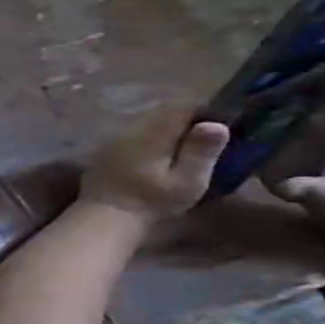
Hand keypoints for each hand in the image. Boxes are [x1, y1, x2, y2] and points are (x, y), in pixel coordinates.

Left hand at [79, 108, 229, 219]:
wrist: (104, 215)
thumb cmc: (151, 201)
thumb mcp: (186, 182)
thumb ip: (200, 152)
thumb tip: (217, 124)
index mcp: (152, 133)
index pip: (180, 108)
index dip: (203, 111)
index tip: (220, 121)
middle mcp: (130, 129)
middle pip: (161, 114)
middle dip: (184, 119)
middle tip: (204, 135)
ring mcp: (113, 139)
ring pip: (145, 124)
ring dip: (165, 129)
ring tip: (184, 145)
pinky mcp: (104, 150)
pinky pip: (131, 136)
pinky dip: (147, 140)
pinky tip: (155, 156)